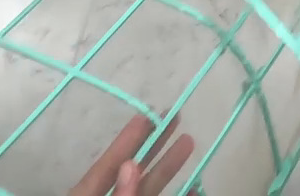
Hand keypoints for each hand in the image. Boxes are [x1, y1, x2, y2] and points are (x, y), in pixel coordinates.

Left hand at [68, 115, 195, 195]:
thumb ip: (119, 195)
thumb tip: (131, 164)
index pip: (106, 165)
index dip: (127, 138)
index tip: (148, 112)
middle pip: (131, 173)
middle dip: (154, 145)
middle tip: (176, 115)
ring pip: (146, 189)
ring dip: (168, 167)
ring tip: (189, 140)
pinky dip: (177, 194)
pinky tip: (194, 186)